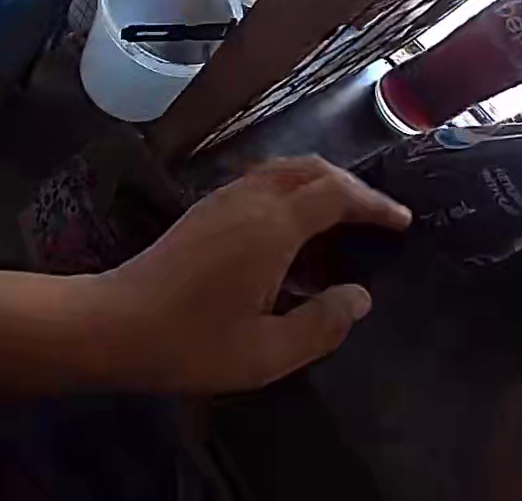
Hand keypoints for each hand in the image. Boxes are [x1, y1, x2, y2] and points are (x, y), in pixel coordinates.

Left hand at [88, 156, 412, 393]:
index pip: (334, 194)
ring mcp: (222, 197)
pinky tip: (295, 228)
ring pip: (282, 169)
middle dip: (349, 185)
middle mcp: (247, 199)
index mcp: (269, 227)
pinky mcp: (206, 206)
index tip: (401, 219)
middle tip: (378, 217)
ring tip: (344, 220)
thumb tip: (360, 296)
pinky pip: (260, 181)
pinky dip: (290, 189)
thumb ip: (322, 323)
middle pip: (309, 169)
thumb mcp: (268, 352)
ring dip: (318, 183)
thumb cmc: (193, 341)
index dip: (372, 202)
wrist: (120, 320)